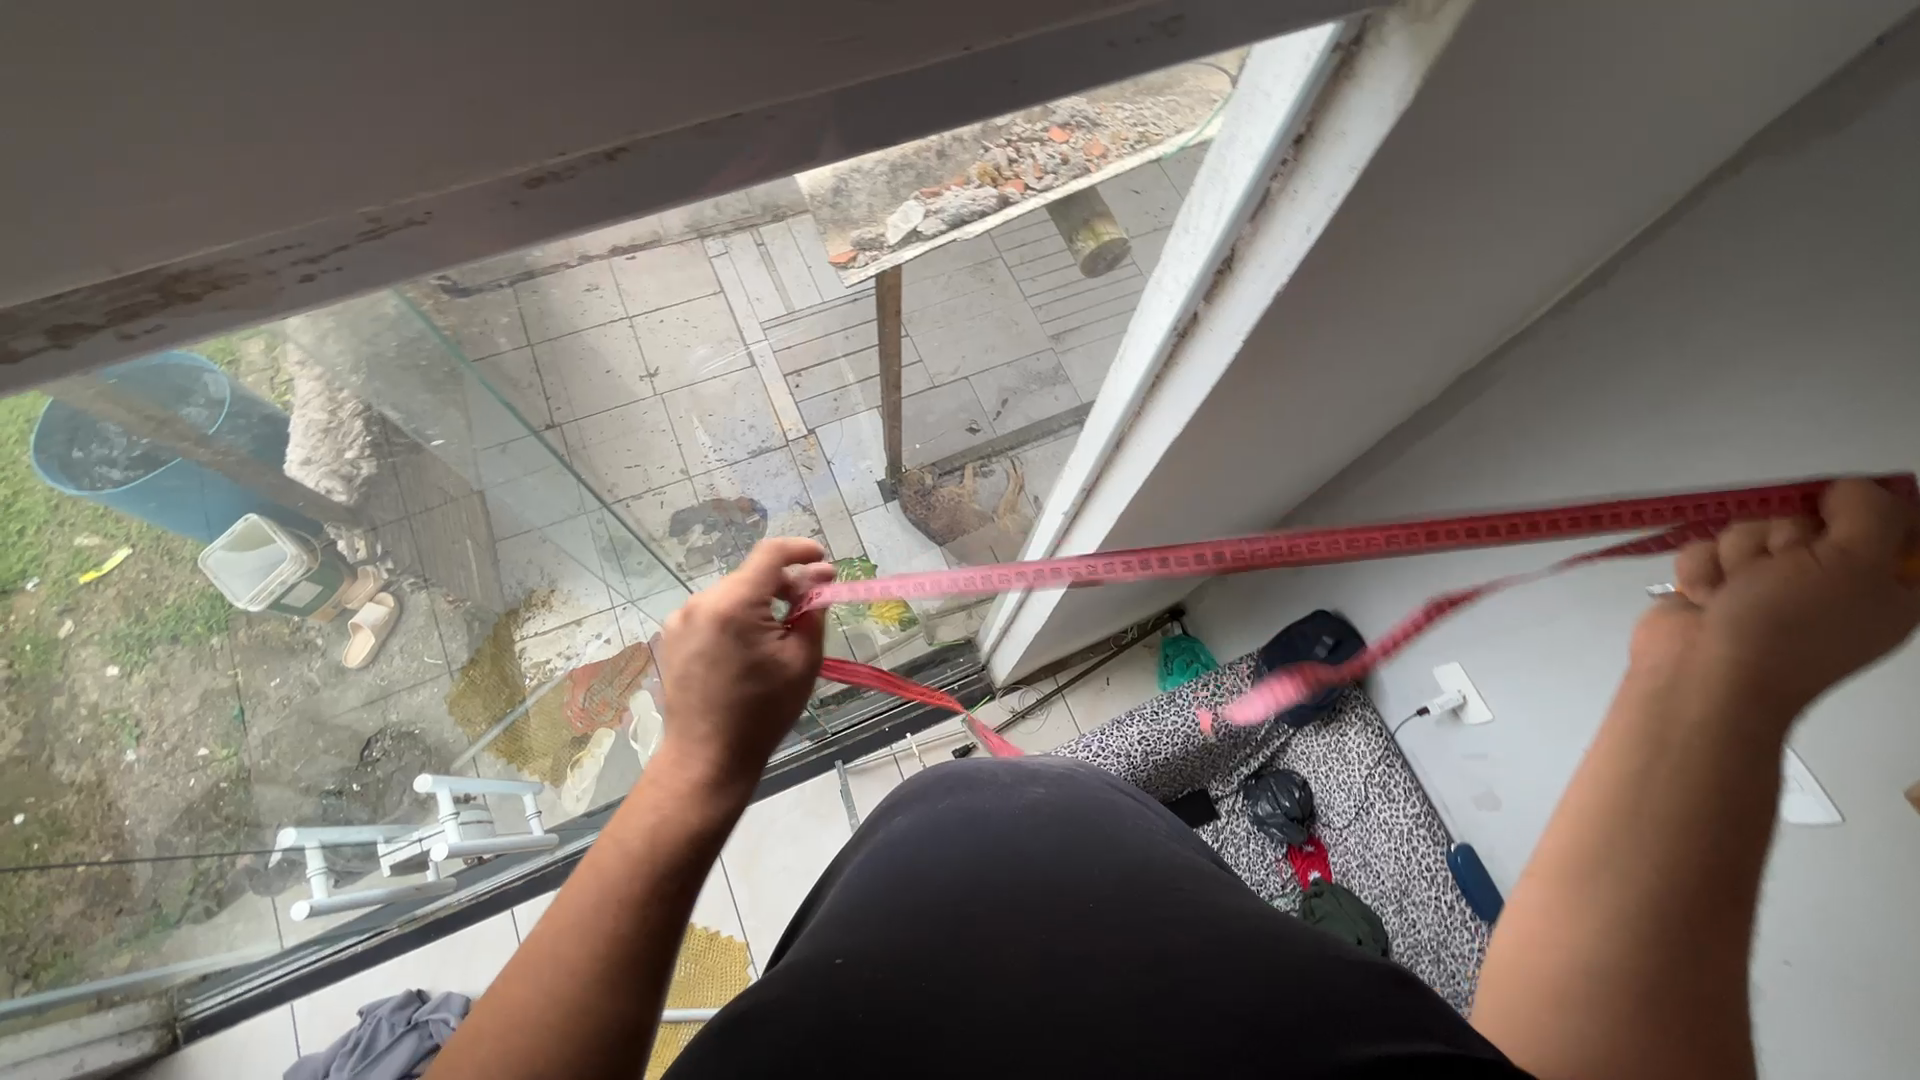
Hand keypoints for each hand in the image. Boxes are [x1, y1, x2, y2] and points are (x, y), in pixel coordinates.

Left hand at [655, 538, 837, 795]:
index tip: (823, 562)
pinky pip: (712, 612)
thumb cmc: (763, 711)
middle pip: (751, 575)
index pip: (770, 553)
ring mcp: (681, 618)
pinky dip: (735, 617)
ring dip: (759, 602)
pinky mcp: (671, 636)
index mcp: (735, 603)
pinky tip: (748, 647)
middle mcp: (702, 602)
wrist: (707, 755)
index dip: (801, 550)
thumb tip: (820, 580)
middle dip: (784, 584)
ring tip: (779, 633)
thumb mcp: (803, 660)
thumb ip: (812, 611)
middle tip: (810, 605)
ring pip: (732, 594)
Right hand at [1631, 478, 1919, 715]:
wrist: (1707, 673)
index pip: (1890, 519)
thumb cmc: (1789, 627)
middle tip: (1778, 570)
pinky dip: (1701, 572)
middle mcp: (1829, 578)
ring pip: (1747, 530)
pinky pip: (1704, 551)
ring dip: (1734, 557)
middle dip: (1780, 537)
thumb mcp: (1854, 564)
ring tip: (1732, 592)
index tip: (1833, 516)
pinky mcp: (1716, 585)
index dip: (1858, 510)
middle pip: (1806, 517)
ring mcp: (1767, 583)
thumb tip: (1845, 488)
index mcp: (1886, 581)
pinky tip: (1706, 598)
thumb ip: (1870, 513)